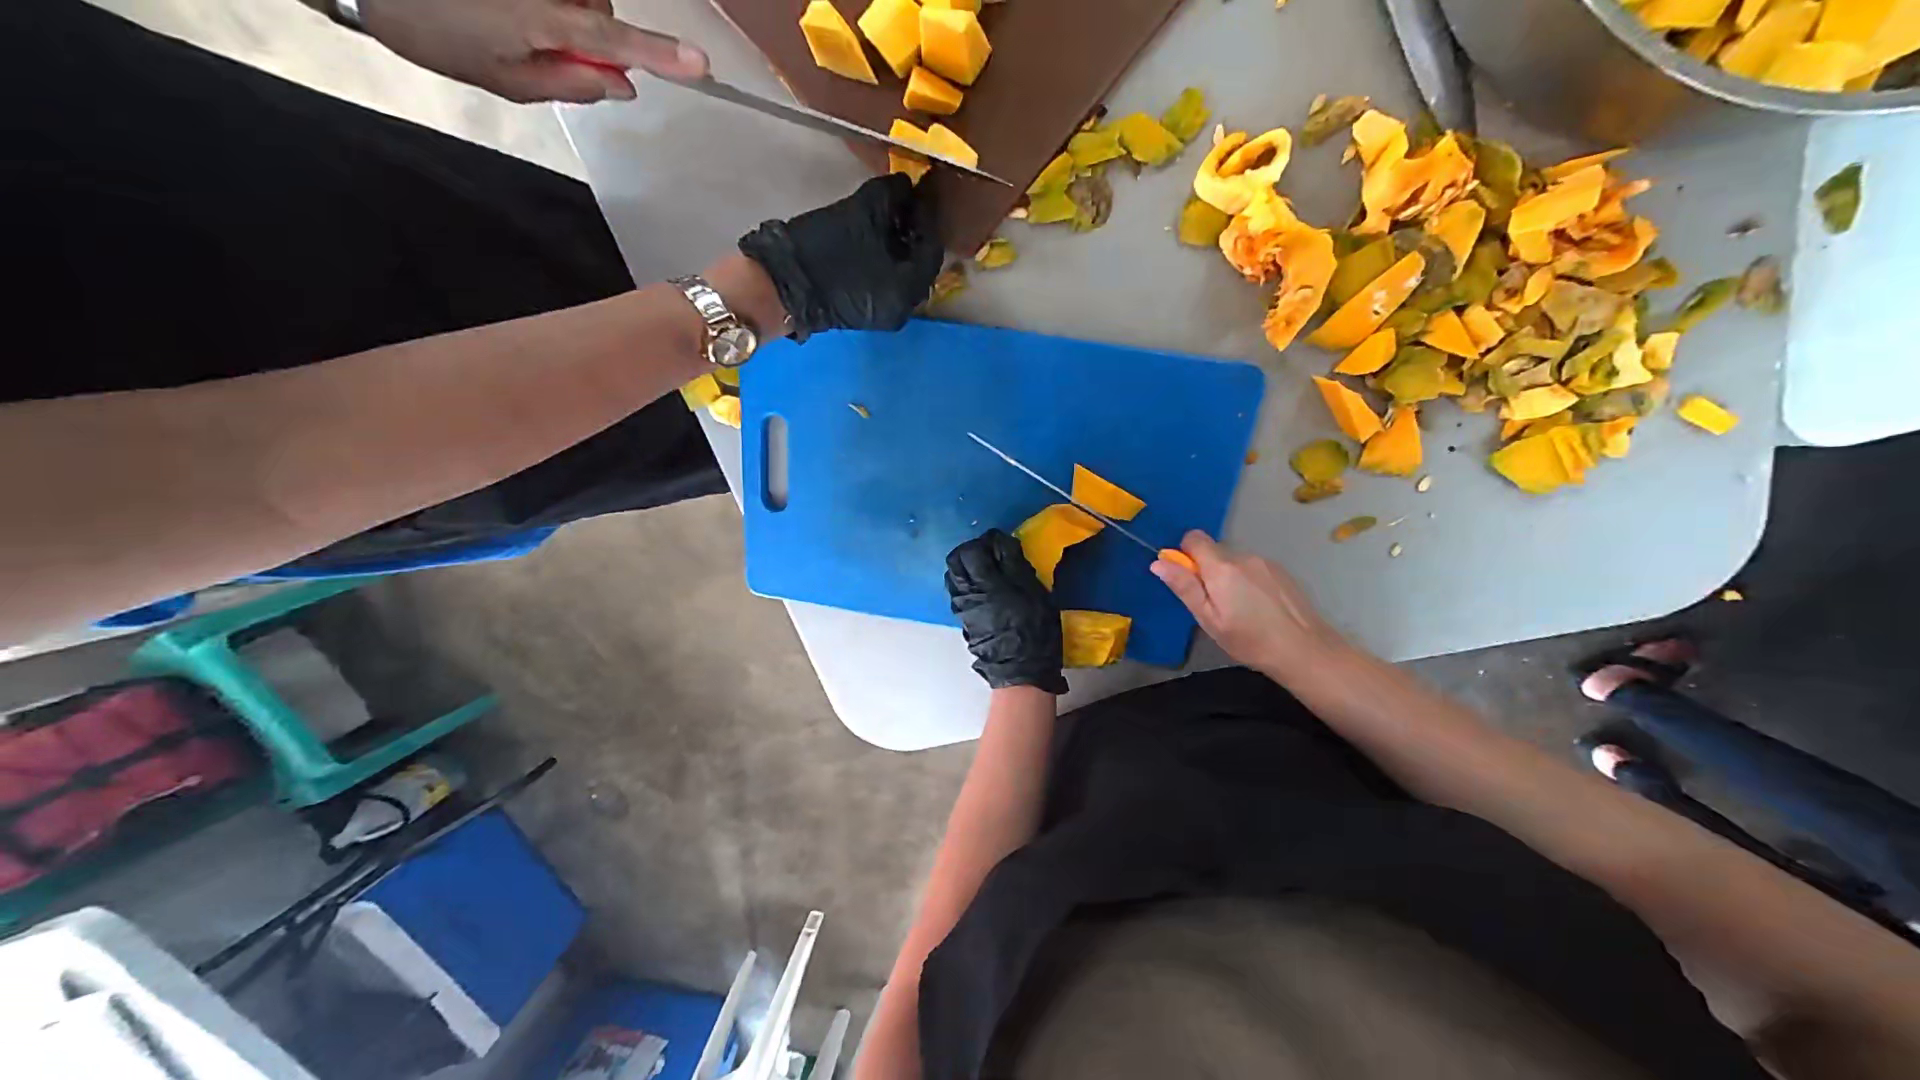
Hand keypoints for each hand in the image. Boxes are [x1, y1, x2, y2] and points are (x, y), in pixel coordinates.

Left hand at [361, 0, 709, 103]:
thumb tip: (621, 86)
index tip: (700, 65)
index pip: (614, 42)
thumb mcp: (503, 80)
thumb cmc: (432, 29)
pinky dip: (556, 4)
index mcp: (539, 19)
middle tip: (543, 46)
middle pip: (600, 9)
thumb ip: (569, 83)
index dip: (660, 55)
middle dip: (589, 32)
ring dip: (568, 10)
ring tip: (514, 17)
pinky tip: (517, 9)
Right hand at [737, 175, 943, 342]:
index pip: (932, 249)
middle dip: (916, 234)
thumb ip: (893, 195)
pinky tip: (877, 238)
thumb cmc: (826, 248)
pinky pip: (888, 283)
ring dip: (901, 247)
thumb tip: (908, 186)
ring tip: (891, 217)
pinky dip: (888, 261)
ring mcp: (884, 314)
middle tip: (907, 203)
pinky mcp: (865, 312)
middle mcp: (903, 309)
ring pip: (904, 275)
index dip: (928, 218)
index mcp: (908, 290)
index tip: (921, 192)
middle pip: (920, 265)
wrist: (781, 283)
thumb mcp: (864, 212)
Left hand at [946, 530, 1067, 694]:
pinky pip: (958, 591)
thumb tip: (1002, 543)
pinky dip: (968, 583)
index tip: (1002, 542)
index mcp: (985, 583)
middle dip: (971, 551)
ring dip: (967, 567)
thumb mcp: (1032, 591)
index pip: (972, 550)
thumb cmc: (1033, 629)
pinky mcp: (964, 619)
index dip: (987, 541)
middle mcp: (966, 593)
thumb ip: (1014, 565)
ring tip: (987, 570)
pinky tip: (984, 588)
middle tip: (991, 552)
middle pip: (955, 561)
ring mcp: (962, 607)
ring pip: (954, 576)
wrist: (1020, 669)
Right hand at [1152, 530, 1349, 685]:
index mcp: (1221, 567)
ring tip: (1240, 610)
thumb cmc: (1249, 640)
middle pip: (1214, 551)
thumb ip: (1184, 587)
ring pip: (1234, 562)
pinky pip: (1253, 568)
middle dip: (1207, 571)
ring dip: (1229, 578)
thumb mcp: (1209, 619)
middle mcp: (1243, 556)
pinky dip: (1248, 582)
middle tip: (1215, 605)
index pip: (1193, 538)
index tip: (1189, 580)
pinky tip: (1259, 608)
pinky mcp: (1281, 572)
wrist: (1305, 650)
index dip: (1185, 554)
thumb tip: (1158, 561)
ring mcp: (1265, 562)